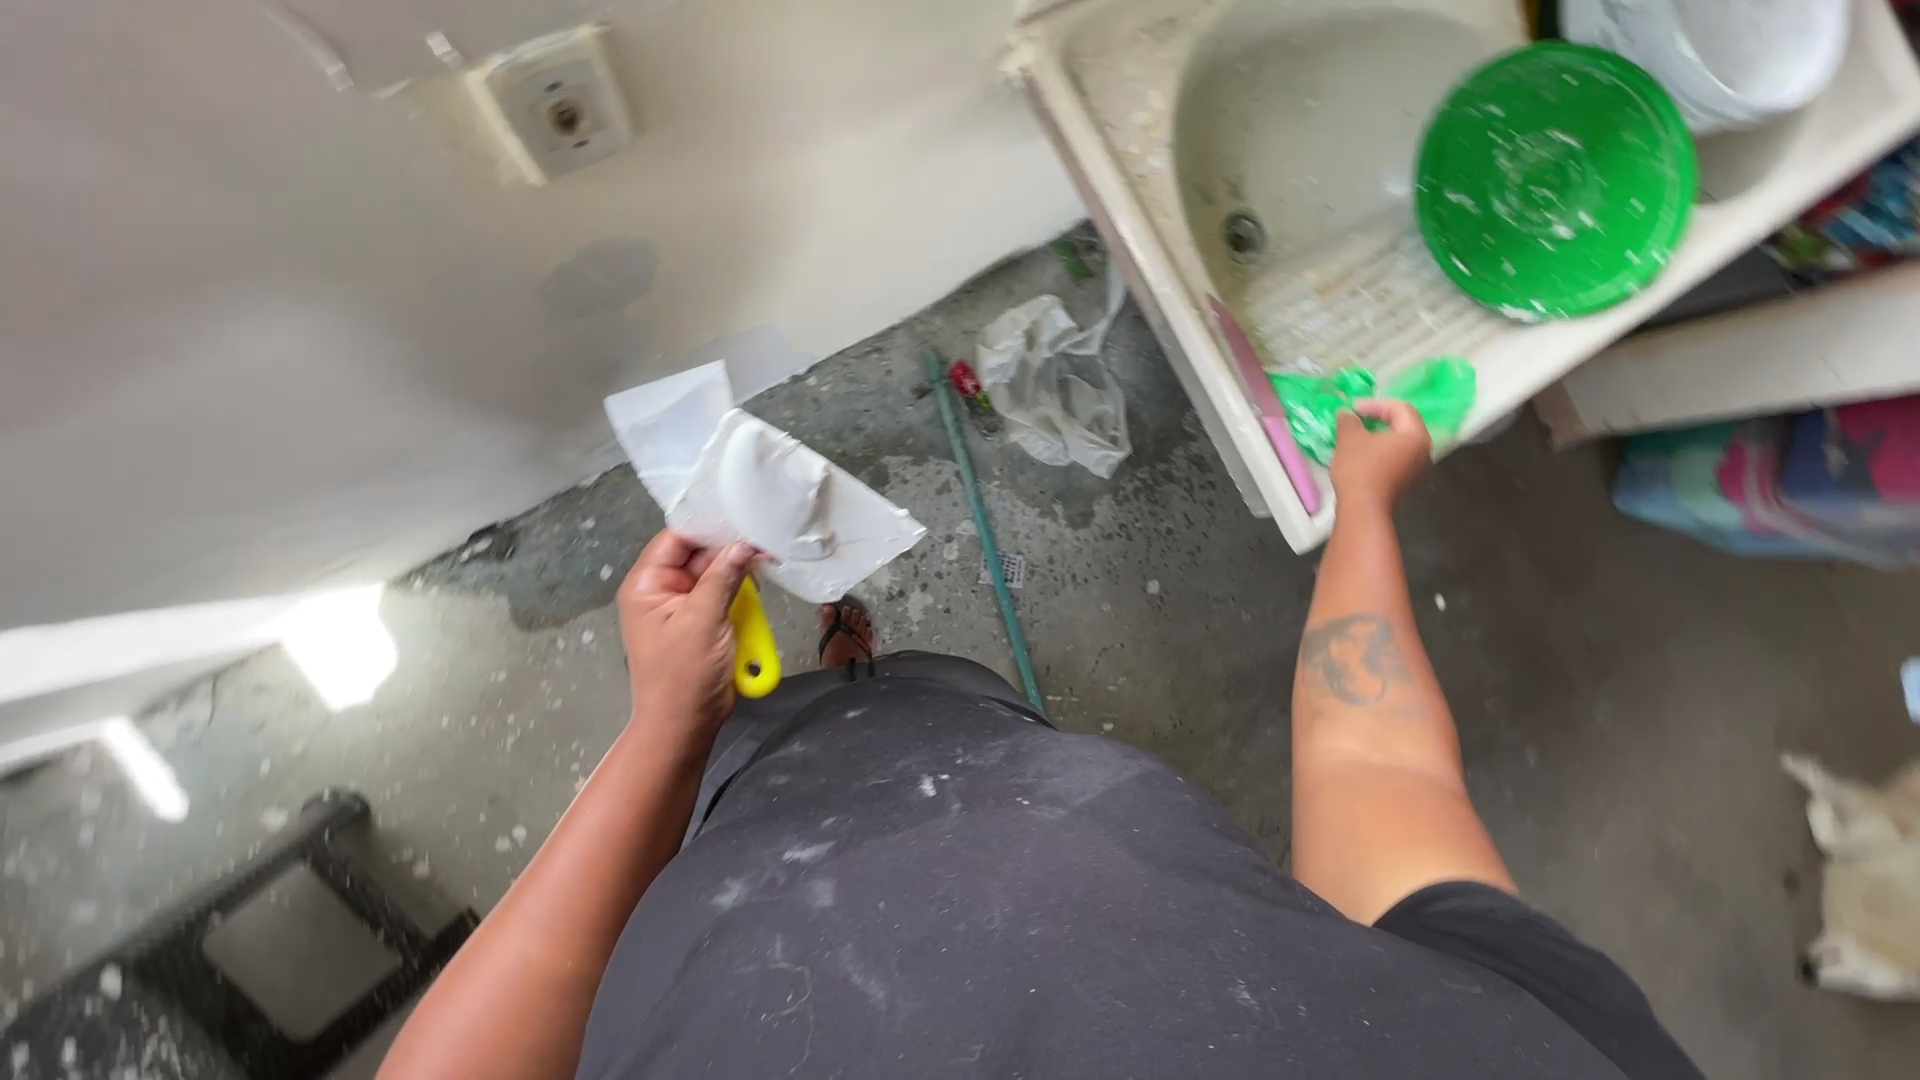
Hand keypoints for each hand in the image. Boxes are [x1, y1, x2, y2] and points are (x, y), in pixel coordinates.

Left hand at [617, 530, 756, 739]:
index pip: (675, 540)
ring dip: (740, 573)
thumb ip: (723, 577)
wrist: (686, 726)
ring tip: (767, 560)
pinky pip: (726, 597)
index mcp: (647, 585)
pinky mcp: (706, 622)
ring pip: (717, 574)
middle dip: (729, 550)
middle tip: (764, 539)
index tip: (740, 517)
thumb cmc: (684, 675)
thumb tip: (743, 545)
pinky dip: (743, 594)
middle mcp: (663, 591)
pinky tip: (761, 586)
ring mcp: (686, 608)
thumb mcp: (702, 621)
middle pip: (699, 555)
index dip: (706, 527)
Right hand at [1330, 399, 1431, 513]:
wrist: (1363, 508)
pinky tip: (1364, 456)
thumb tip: (1347, 413)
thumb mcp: (1350, 439)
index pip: (1401, 408)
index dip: (1376, 404)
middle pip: (1404, 425)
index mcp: (1416, 435)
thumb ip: (1349, 420)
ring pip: (1401, 443)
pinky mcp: (1407, 483)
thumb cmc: (1360, 468)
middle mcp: (1424, 450)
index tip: (1353, 408)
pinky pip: (1398, 459)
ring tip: (1358, 436)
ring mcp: (1418, 469)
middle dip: (1380, 419)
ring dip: (1380, 436)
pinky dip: (1383, 452)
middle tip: (1357, 419)